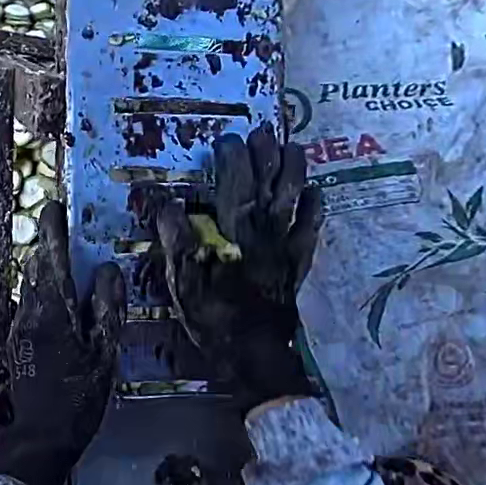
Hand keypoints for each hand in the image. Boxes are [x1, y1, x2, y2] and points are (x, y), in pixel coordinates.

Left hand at [0, 203, 125, 484]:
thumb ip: (105, 308)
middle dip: (47, 245)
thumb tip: (107, 269)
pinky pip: (26, 302)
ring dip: (43, 267)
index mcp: (53, 311)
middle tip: (64, 230)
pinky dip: (39, 289)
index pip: (50, 258)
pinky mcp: (14, 339)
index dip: (52, 229)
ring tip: (62, 259)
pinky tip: (55, 298)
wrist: (41, 434)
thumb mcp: (103, 354)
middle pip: (35, 267)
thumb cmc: (80, 396)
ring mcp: (18, 325)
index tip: (52, 205)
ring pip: (29, 285)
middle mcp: (29, 312)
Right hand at [131, 125, 324, 411]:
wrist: (254, 355)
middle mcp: (261, 234)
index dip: (232, 160)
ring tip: (295, 147)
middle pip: (266, 186)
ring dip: (295, 172)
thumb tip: (166, 203)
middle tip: (264, 130)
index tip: (227, 139)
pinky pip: (312, 230)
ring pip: (293, 201)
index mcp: (231, 235)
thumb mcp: (181, 283)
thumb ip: (176, 241)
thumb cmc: (212, 318)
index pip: (233, 187)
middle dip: (266, 156)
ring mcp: (285, 248)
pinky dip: (316, 209)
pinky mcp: (299, 264)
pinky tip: (319, 191)